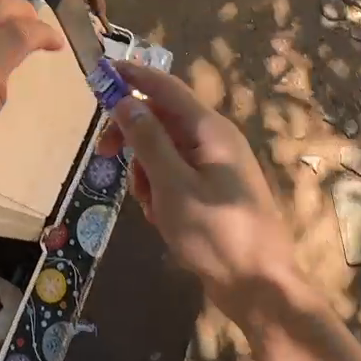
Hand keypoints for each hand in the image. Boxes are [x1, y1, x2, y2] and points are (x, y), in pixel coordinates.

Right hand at [95, 61, 304, 325]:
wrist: (260, 288)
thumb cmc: (216, 234)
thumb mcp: (172, 185)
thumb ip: (147, 140)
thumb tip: (124, 101)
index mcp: (210, 129)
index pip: (165, 87)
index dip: (132, 76)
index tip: (100, 72)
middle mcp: (214, 139)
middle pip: (160, 119)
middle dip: (132, 137)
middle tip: (102, 156)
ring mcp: (216, 166)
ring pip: (164, 151)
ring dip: (145, 172)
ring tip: (150, 206)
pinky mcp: (213, 191)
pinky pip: (175, 175)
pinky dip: (160, 190)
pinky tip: (162, 220)